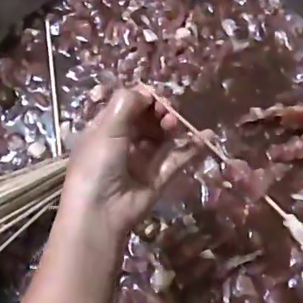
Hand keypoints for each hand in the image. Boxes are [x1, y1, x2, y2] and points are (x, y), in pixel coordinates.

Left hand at [60, 87, 196, 239]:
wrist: (100, 211)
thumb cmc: (97, 164)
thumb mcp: (106, 128)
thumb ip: (127, 104)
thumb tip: (147, 91)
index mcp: (104, 129)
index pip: (128, 106)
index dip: (144, 99)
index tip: (157, 98)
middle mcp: (123, 143)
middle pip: (148, 120)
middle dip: (160, 112)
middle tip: (167, 114)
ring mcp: (141, 161)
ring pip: (163, 138)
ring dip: (173, 127)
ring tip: (176, 125)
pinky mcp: (157, 179)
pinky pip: (177, 159)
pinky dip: (192, 148)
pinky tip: (206, 137)